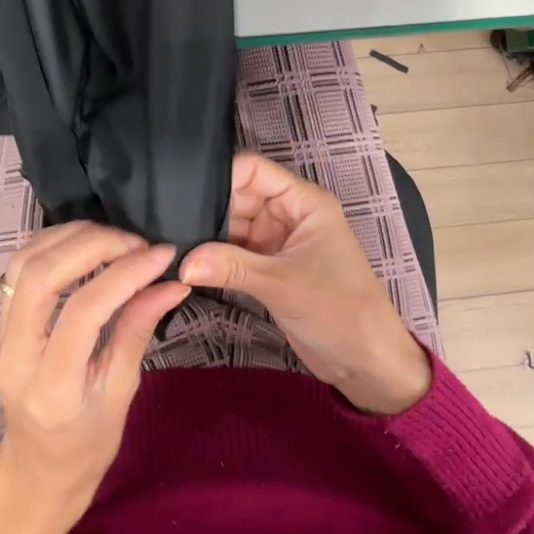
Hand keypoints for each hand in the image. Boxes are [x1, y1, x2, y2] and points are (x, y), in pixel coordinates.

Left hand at [0, 222, 189, 533]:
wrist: (37, 469)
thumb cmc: (87, 443)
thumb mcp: (122, 392)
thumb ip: (138, 331)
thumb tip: (172, 282)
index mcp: (52, 388)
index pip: (82, 311)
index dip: (124, 274)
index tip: (161, 255)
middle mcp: (16, 357)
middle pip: (41, 276)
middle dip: (92, 245)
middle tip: (137, 242)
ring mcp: (0, 338)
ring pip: (23, 264)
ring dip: (69, 238)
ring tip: (114, 238)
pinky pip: (18, 270)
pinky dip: (51, 245)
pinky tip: (85, 243)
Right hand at [180, 152, 431, 415]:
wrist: (367, 363)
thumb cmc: (339, 311)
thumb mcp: (282, 284)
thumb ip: (230, 267)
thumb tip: (181, 263)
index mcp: (304, 202)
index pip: (255, 170)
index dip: (221, 174)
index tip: (182, 189)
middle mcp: (289, 215)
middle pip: (239, 195)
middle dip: (207, 207)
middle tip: (167, 222)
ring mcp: (278, 242)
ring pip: (233, 225)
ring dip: (207, 235)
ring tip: (170, 241)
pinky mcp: (269, 268)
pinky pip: (234, 252)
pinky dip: (214, 257)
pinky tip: (185, 261)